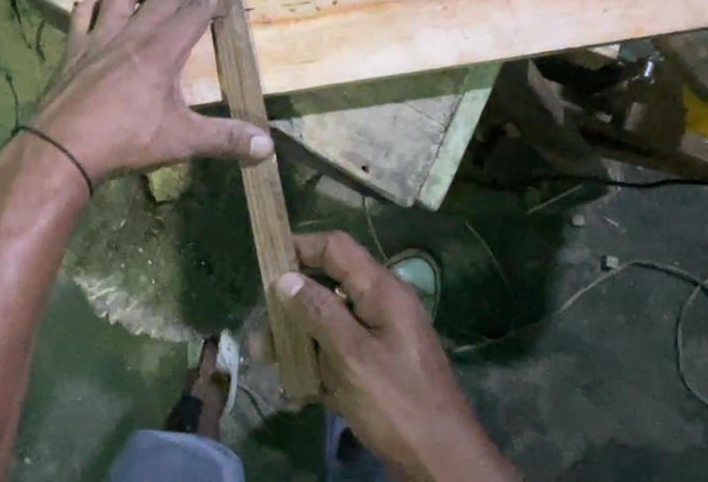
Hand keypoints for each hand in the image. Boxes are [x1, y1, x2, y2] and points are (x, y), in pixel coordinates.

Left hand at [28, 0, 272, 181]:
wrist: (62, 145)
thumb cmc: (125, 139)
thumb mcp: (181, 141)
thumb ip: (224, 139)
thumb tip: (267, 147)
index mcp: (162, 51)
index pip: (195, 9)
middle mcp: (133, 34)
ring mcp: (99, 38)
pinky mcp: (75, 49)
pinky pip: (84, 15)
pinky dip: (95, 1)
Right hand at [276, 233, 518, 481]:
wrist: (446, 467)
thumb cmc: (399, 405)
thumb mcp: (352, 356)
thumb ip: (318, 312)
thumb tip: (285, 278)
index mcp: (382, 292)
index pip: (335, 248)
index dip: (299, 247)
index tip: (265, 263)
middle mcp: (382, 306)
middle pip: (327, 284)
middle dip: (290, 302)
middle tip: (261, 325)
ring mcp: (381, 336)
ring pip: (328, 319)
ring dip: (297, 334)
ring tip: (265, 357)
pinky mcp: (378, 364)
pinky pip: (338, 347)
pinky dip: (315, 358)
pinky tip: (294, 383)